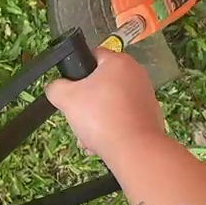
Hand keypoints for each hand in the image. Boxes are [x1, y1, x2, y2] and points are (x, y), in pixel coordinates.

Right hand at [45, 49, 169, 162]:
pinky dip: (112, 128)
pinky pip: (123, 118)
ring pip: (111, 104)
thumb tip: (56, 88)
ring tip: (89, 137)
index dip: (77, 72)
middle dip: (86, 103)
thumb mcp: (66, 99)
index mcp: (118, 61)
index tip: (71, 91)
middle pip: (101, 84)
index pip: (92, 55)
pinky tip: (103, 143)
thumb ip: (55, 88)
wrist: (133, 149)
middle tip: (78, 118)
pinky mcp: (150, 115)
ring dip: (96, 120)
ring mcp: (146, 95)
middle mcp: (136, 73)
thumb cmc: (100, 117)